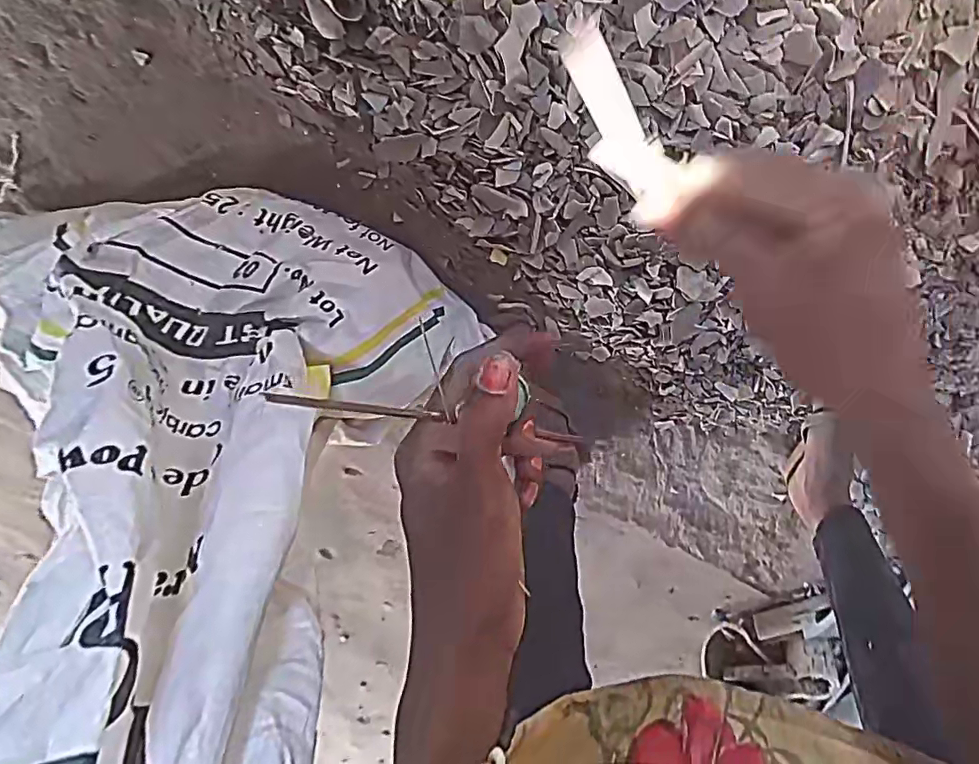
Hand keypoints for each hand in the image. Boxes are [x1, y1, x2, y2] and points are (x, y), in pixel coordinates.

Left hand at [394, 329, 562, 763]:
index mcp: (426, 444)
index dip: (504, 351)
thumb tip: (498, 361)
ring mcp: (456, 481)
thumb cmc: (470, 564)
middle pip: (481, 400)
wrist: (471, 641)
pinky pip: (503, 463)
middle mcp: (436, 456)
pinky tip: (532, 479)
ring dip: (523, 431)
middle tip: (552, 367)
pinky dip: (522, 462)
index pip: (466, 379)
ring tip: (541, 450)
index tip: (541, 338)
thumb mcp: (480, 481)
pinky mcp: (477, 503)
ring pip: (496, 432)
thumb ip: (485, 417)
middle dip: (517, 390)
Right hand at [655, 152, 930, 419]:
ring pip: (765, 187)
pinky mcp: (841, 225)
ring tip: (683, 225)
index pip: (746, 176)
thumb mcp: (762, 288)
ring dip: (721, 204)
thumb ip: (713, 236)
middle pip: (756, 172)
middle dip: (702, 193)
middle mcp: (848, 191)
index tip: (649, 202)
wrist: (880, 393)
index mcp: (836, 202)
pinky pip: (781, 206)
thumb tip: (663, 206)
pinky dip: (746, 217)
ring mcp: (849, 206)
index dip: (688, 188)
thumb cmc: (833, 351)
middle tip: (657, 213)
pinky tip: (721, 232)